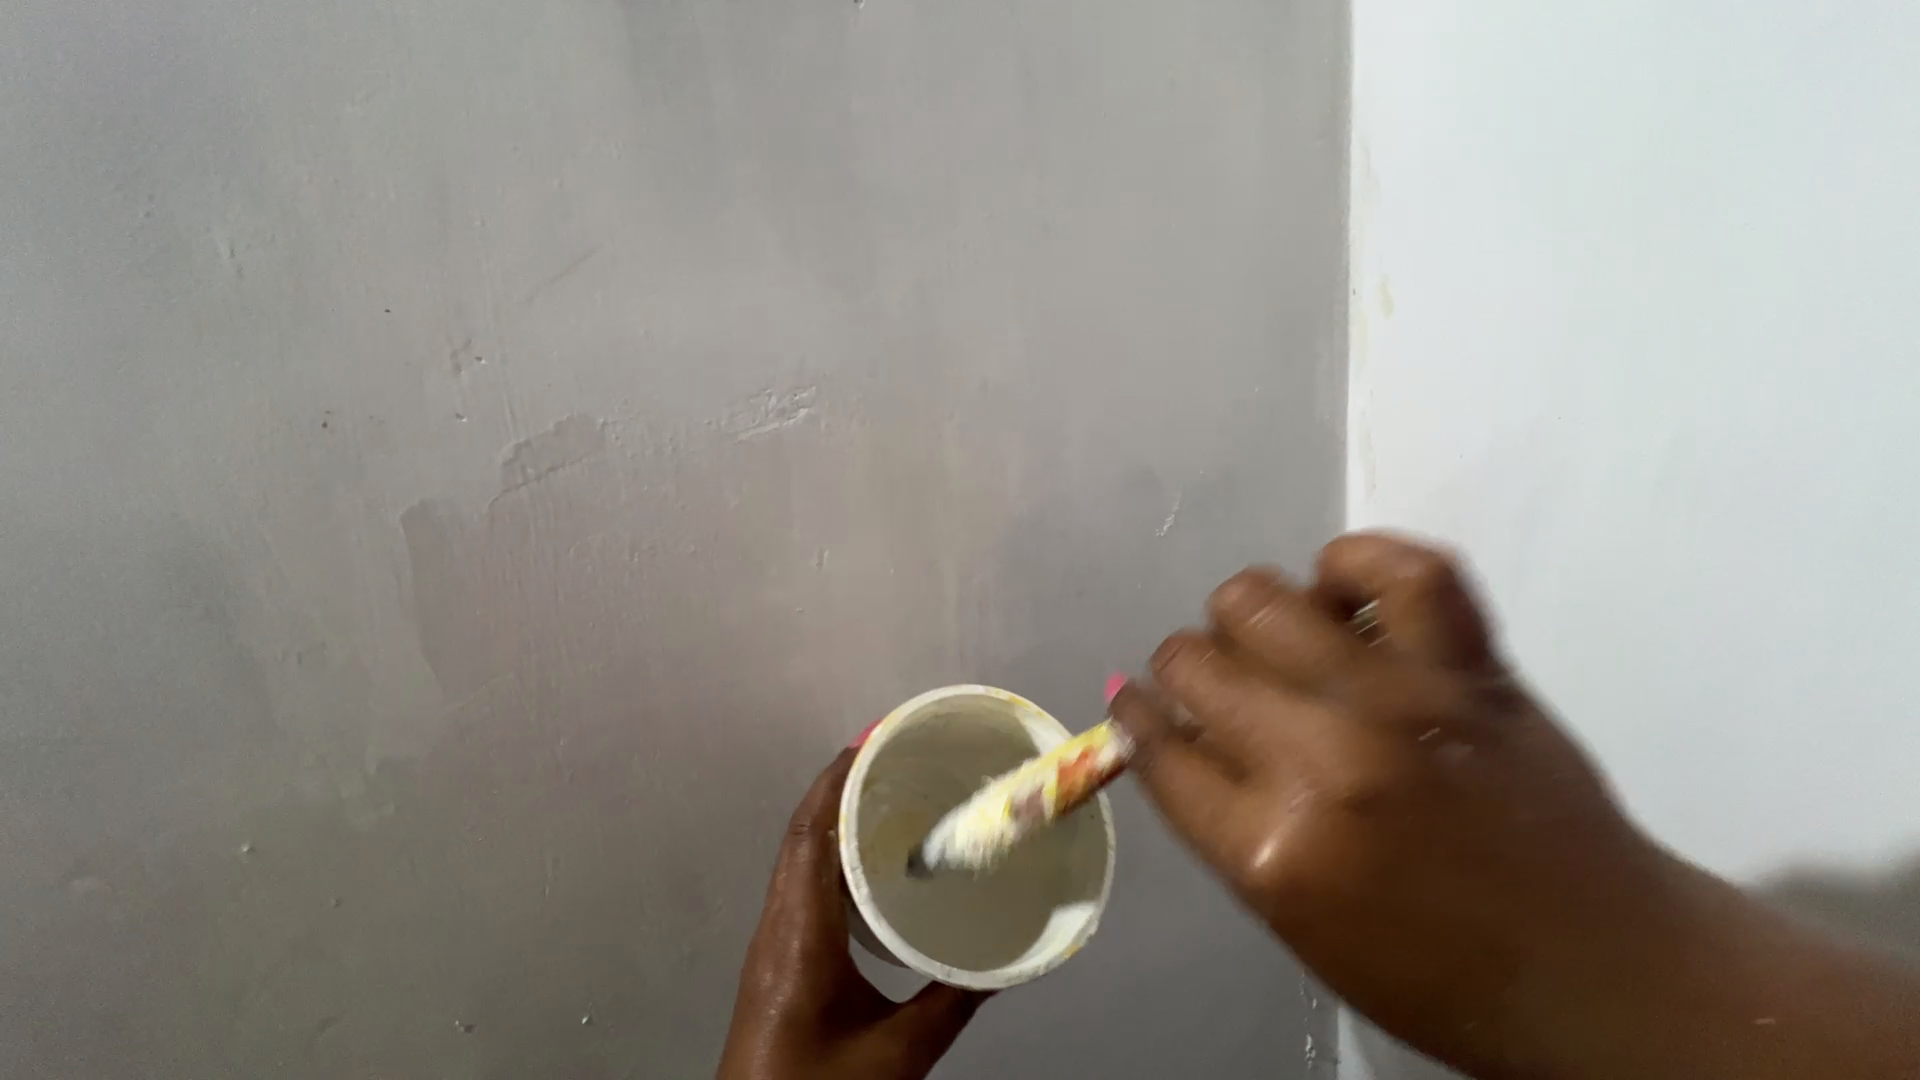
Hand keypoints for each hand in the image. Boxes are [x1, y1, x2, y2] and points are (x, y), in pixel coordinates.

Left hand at [717, 749, 990, 1079]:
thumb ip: (951, 1003)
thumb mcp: (897, 1055)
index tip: (874, 741)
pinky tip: (868, 858)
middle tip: (892, 757)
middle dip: (842, 784)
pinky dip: (831, 849)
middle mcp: (778, 921)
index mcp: (799, 932)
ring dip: (835, 814)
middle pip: (802, 831)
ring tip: (885, 791)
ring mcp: (773, 936)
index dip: (837, 779)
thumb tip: (1003, 963)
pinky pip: (803, 879)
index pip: (809, 832)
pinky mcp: (779, 952)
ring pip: (799, 852)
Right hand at [1110, 533, 1683, 1079]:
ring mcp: (1398, 699)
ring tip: (1281, 650)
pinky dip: (1353, 567)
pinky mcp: (1469, 665)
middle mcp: (1321, 759)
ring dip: (1245, 623)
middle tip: (1220, 692)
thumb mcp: (1287, 912)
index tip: (1138, 706)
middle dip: (1184, 674)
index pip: (1157, 744)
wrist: (1603, 970)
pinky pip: (1397, 567)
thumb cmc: (1428, 967)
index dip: (1135, 718)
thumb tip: (1148, 718)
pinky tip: (1342, 597)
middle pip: (1190, 661)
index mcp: (1271, 846)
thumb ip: (1212, 809)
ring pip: (1254, 598)